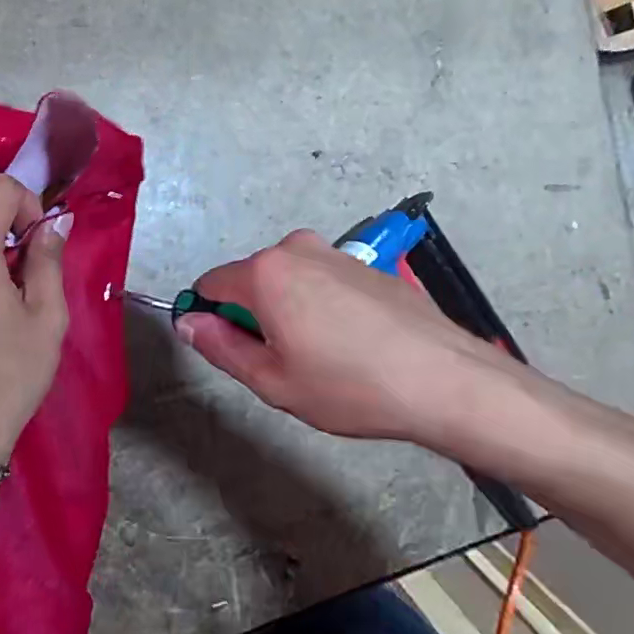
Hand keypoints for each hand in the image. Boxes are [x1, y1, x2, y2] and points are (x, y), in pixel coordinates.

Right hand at [179, 230, 535, 453]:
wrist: (443, 378)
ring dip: (289, 311)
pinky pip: (323, 281)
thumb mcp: (273, 380)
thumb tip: (190, 320)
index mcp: (267, 271)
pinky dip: (322, 306)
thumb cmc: (349, 385)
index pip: (212, 283)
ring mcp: (337, 252)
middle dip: (254, 315)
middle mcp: (298, 248)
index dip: (209, 318)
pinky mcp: (367, 265)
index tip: (233, 351)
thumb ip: (220, 346)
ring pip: (289, 280)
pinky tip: (354, 344)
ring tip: (324, 357)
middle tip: (284, 363)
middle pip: (252, 279)